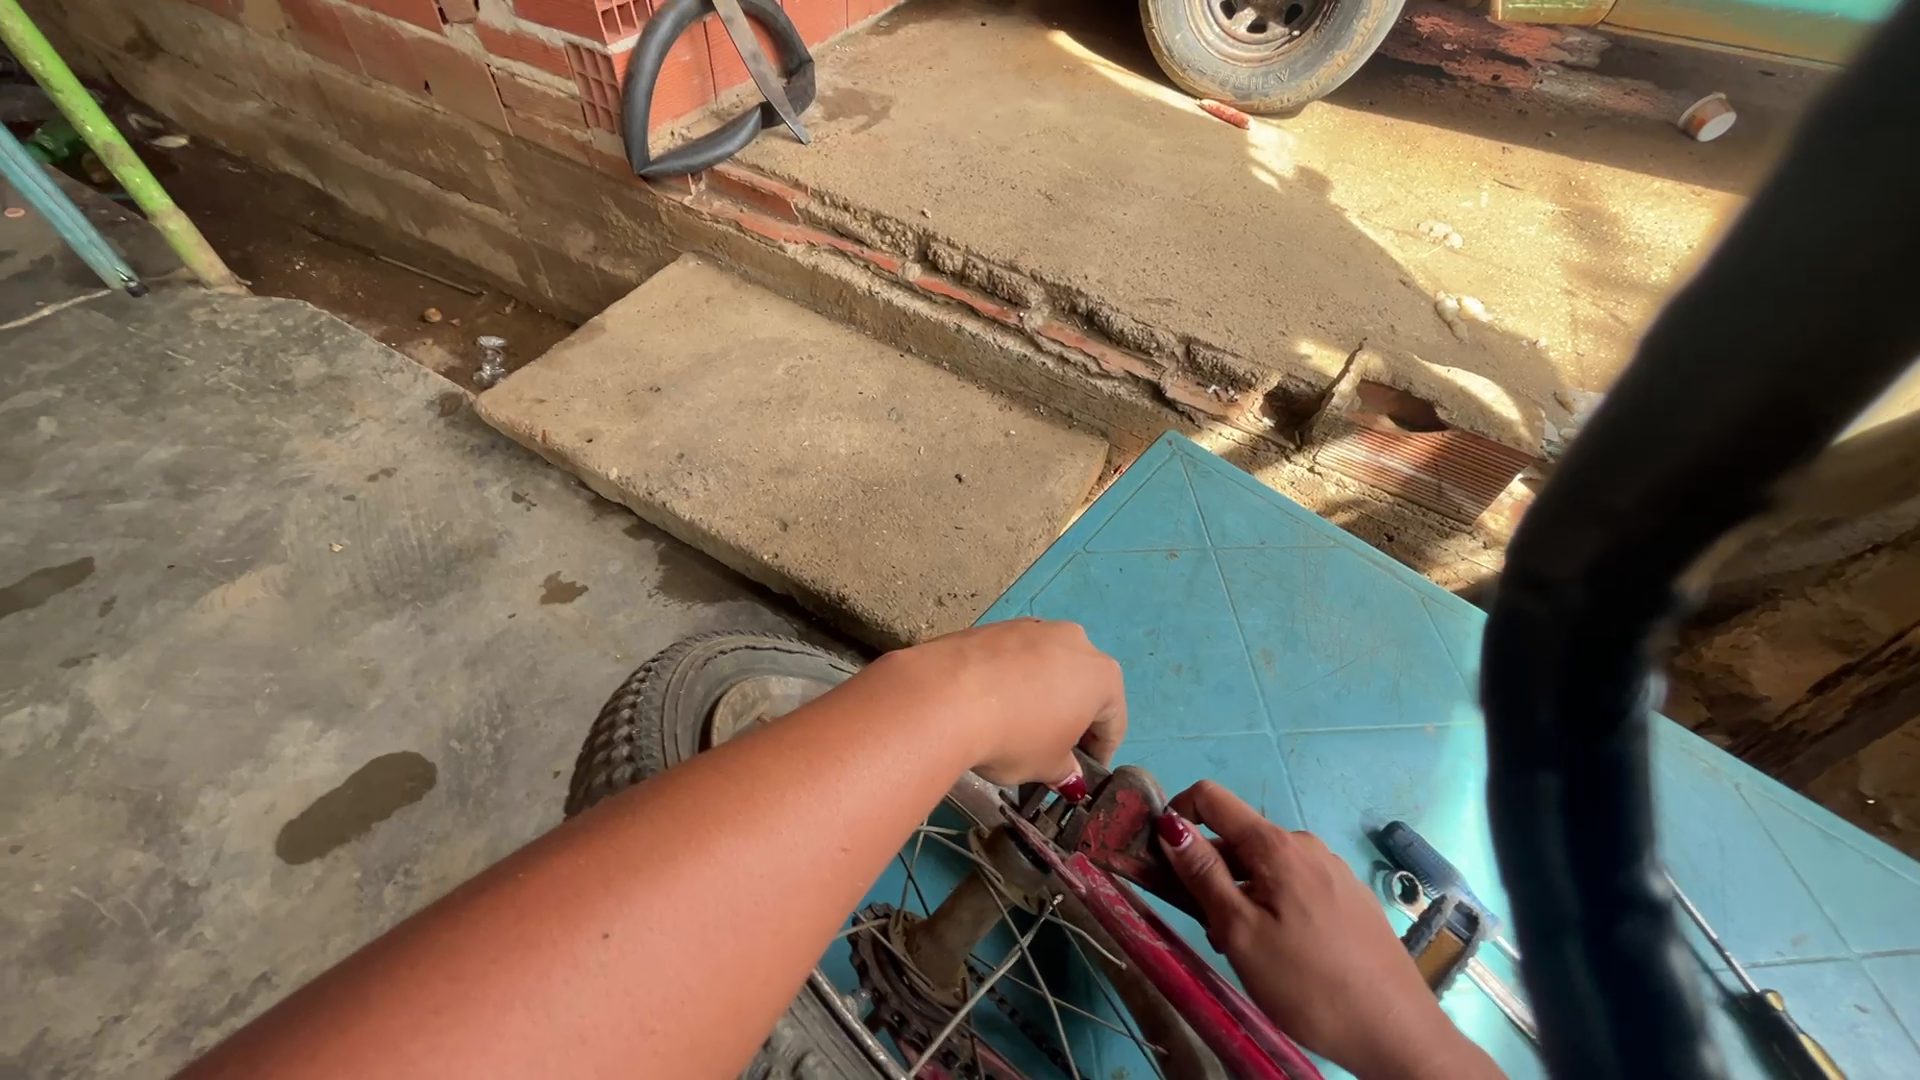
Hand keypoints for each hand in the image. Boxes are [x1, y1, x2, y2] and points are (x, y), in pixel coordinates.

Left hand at [871, 618, 1125, 789]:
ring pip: (1046, 667)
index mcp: (1102, 675)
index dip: (1101, 753)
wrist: (946, 695)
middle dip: (1070, 717)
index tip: (1081, 773)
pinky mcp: (995, 626)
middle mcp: (1074, 641)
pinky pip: (1012, 659)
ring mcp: (1032, 628)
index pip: (1113, 721)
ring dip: (1039, 695)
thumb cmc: (1013, 736)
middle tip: (1049, 749)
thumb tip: (1067, 773)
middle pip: (1081, 686)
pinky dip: (1009, 680)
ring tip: (1014, 726)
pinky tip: (989, 704)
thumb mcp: (1046, 767)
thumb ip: (1064, 770)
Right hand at [1157, 782, 1503, 1079]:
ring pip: (1264, 866)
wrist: (1402, 1039)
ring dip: (1240, 893)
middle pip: (1237, 838)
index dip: (1177, 815)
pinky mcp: (1350, 897)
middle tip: (1209, 928)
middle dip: (1210, 870)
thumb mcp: (1240, 932)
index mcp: (1277, 845)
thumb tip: (1170, 823)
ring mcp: (1332, 870)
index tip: (1163, 858)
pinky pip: (1293, 884)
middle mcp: (1305, 845)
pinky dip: (1271, 904)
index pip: (1210, 797)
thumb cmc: (1310, 985)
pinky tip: (1284, 954)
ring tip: (1247, 950)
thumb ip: (1202, 873)